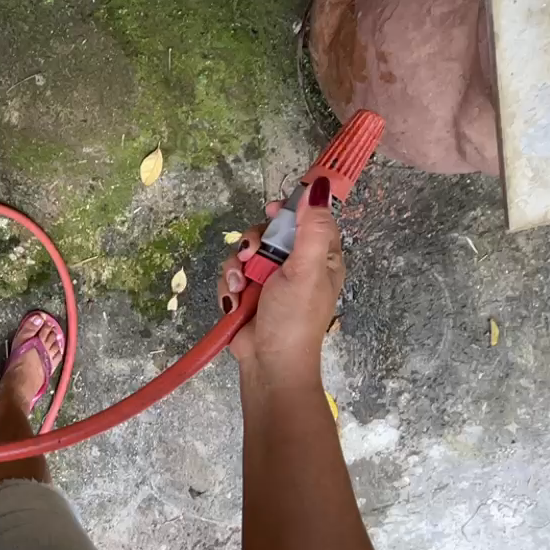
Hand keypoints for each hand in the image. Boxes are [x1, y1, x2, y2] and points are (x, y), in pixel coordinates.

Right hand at [216, 177, 342, 383]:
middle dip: (252, 242)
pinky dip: (228, 287)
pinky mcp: (246, 294)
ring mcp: (268, 280)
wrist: (268, 362)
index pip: (307, 219)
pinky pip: (230, 276)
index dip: (289, 212)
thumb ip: (310, 229)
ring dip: (236, 269)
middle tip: (249, 254)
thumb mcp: (306, 269)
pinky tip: (233, 301)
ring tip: (239, 286)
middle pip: (268, 232)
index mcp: (320, 257)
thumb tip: (318, 187)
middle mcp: (295, 265)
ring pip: (244, 254)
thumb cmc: (294, 318)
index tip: (271, 210)